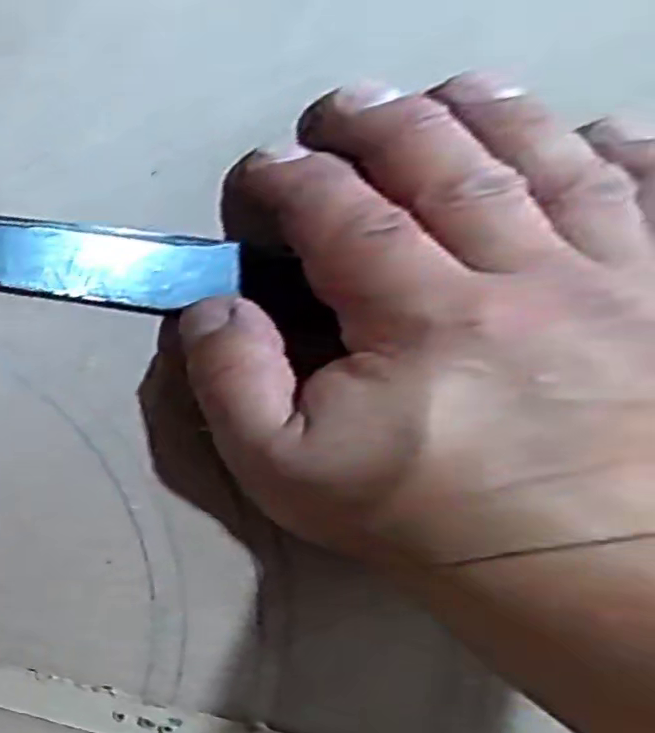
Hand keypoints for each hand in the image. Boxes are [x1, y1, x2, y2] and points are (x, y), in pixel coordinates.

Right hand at [177, 74, 654, 568]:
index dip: (297, 184)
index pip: (347, 222)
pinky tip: (587, 130)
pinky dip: (617, 149)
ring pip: (551, 165)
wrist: (579, 555)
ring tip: (449, 89)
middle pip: (450, 171)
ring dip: (492, 116)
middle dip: (387, 127)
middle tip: (343, 103)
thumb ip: (233, 381)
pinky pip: (651, 193)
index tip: (261, 166)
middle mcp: (524, 274)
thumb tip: (210, 309)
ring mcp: (615, 274)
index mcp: (420, 317)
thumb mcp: (276, 462)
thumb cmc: (402, 509)